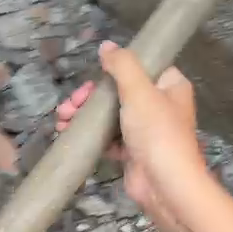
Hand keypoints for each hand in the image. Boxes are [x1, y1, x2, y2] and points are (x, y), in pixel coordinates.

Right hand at [57, 41, 207, 228]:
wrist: (164, 185)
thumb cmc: (157, 132)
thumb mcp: (139, 90)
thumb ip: (122, 65)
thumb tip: (106, 46)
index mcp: (171, 86)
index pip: (143, 67)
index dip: (116, 68)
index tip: (94, 74)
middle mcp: (161, 105)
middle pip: (120, 91)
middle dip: (91, 96)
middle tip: (71, 103)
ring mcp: (147, 130)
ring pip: (111, 114)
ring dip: (85, 114)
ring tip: (62, 119)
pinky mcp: (134, 151)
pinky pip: (109, 137)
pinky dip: (91, 134)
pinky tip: (69, 132)